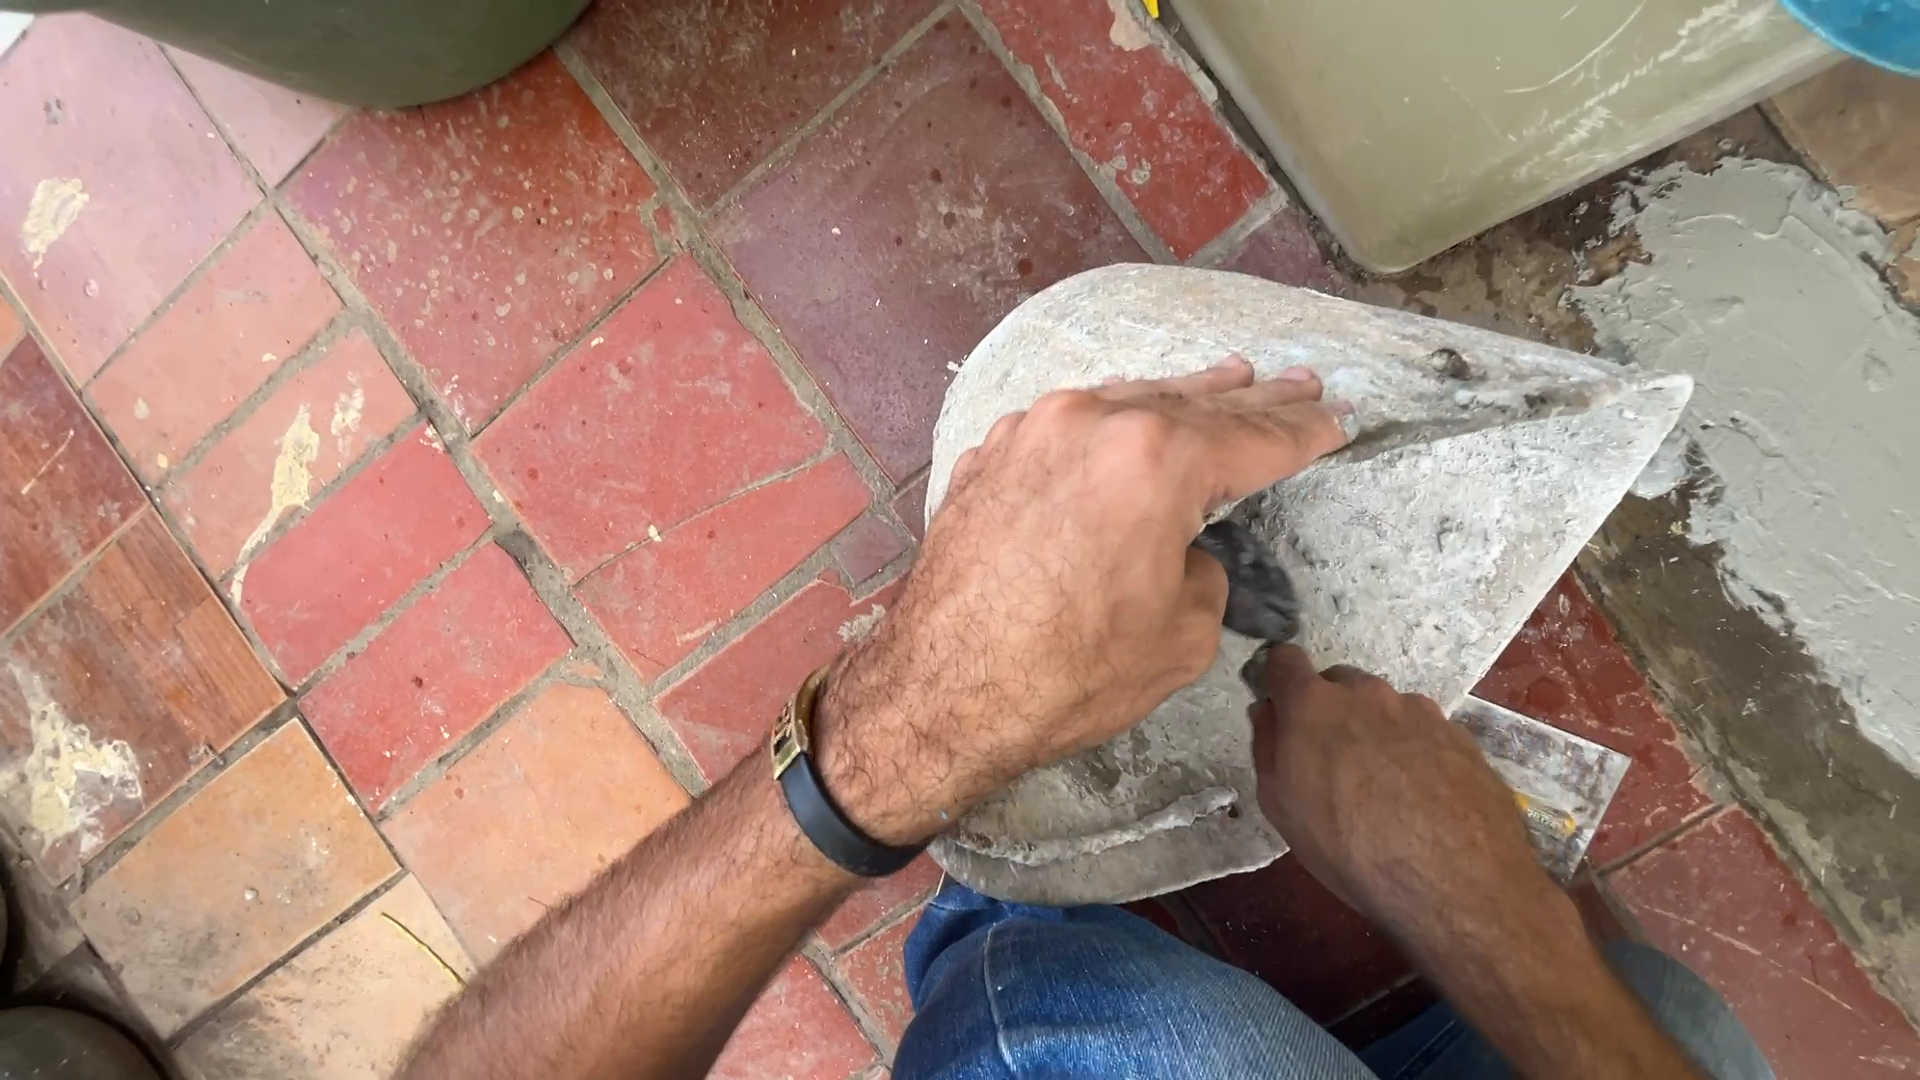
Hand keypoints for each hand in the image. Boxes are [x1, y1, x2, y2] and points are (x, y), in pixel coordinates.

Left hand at [815, 358, 1352, 844]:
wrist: (940, 688)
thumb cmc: (1067, 671)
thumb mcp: (1180, 636)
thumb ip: (1200, 574)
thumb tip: (1178, 551)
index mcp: (1153, 457)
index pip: (1250, 438)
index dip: (1301, 433)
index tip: (1334, 422)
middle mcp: (1090, 423)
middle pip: (1190, 405)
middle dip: (1249, 400)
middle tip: (1295, 385)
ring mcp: (1031, 432)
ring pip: (1123, 402)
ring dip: (1176, 399)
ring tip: (1224, 383)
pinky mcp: (989, 456)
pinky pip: (1066, 427)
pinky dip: (1107, 425)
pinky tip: (1124, 423)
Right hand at [1248, 645, 1550, 930]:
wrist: (1458, 887)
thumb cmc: (1348, 846)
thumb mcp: (1280, 804)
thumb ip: (1268, 745)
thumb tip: (1269, 712)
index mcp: (1314, 703)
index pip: (1285, 659)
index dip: (1280, 681)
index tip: (1284, 711)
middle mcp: (1367, 693)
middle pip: (1338, 683)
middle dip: (1330, 710)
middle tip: (1334, 760)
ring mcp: (1420, 711)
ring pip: (1383, 707)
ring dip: (1375, 729)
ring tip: (1385, 785)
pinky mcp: (1461, 736)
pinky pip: (1423, 730)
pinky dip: (1415, 750)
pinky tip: (1422, 796)